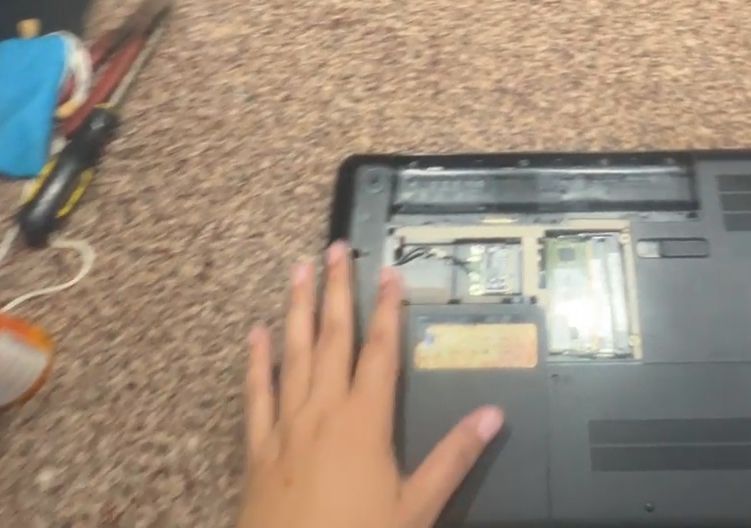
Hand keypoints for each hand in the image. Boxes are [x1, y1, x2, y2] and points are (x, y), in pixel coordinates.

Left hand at [239, 242, 504, 527]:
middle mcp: (324, 409)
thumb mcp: (417, 507)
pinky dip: (256, 362)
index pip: (381, 349)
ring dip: (297, 308)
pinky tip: (255, 333)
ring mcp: (287, 424)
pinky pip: (256, 395)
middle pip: (333, 337)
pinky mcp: (258, 447)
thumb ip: (454, 457)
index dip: (388, 308)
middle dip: (337, 289)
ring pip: (293, 353)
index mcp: (364, 418)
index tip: (390, 271)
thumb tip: (495, 414)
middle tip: (336, 248)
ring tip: (299, 269)